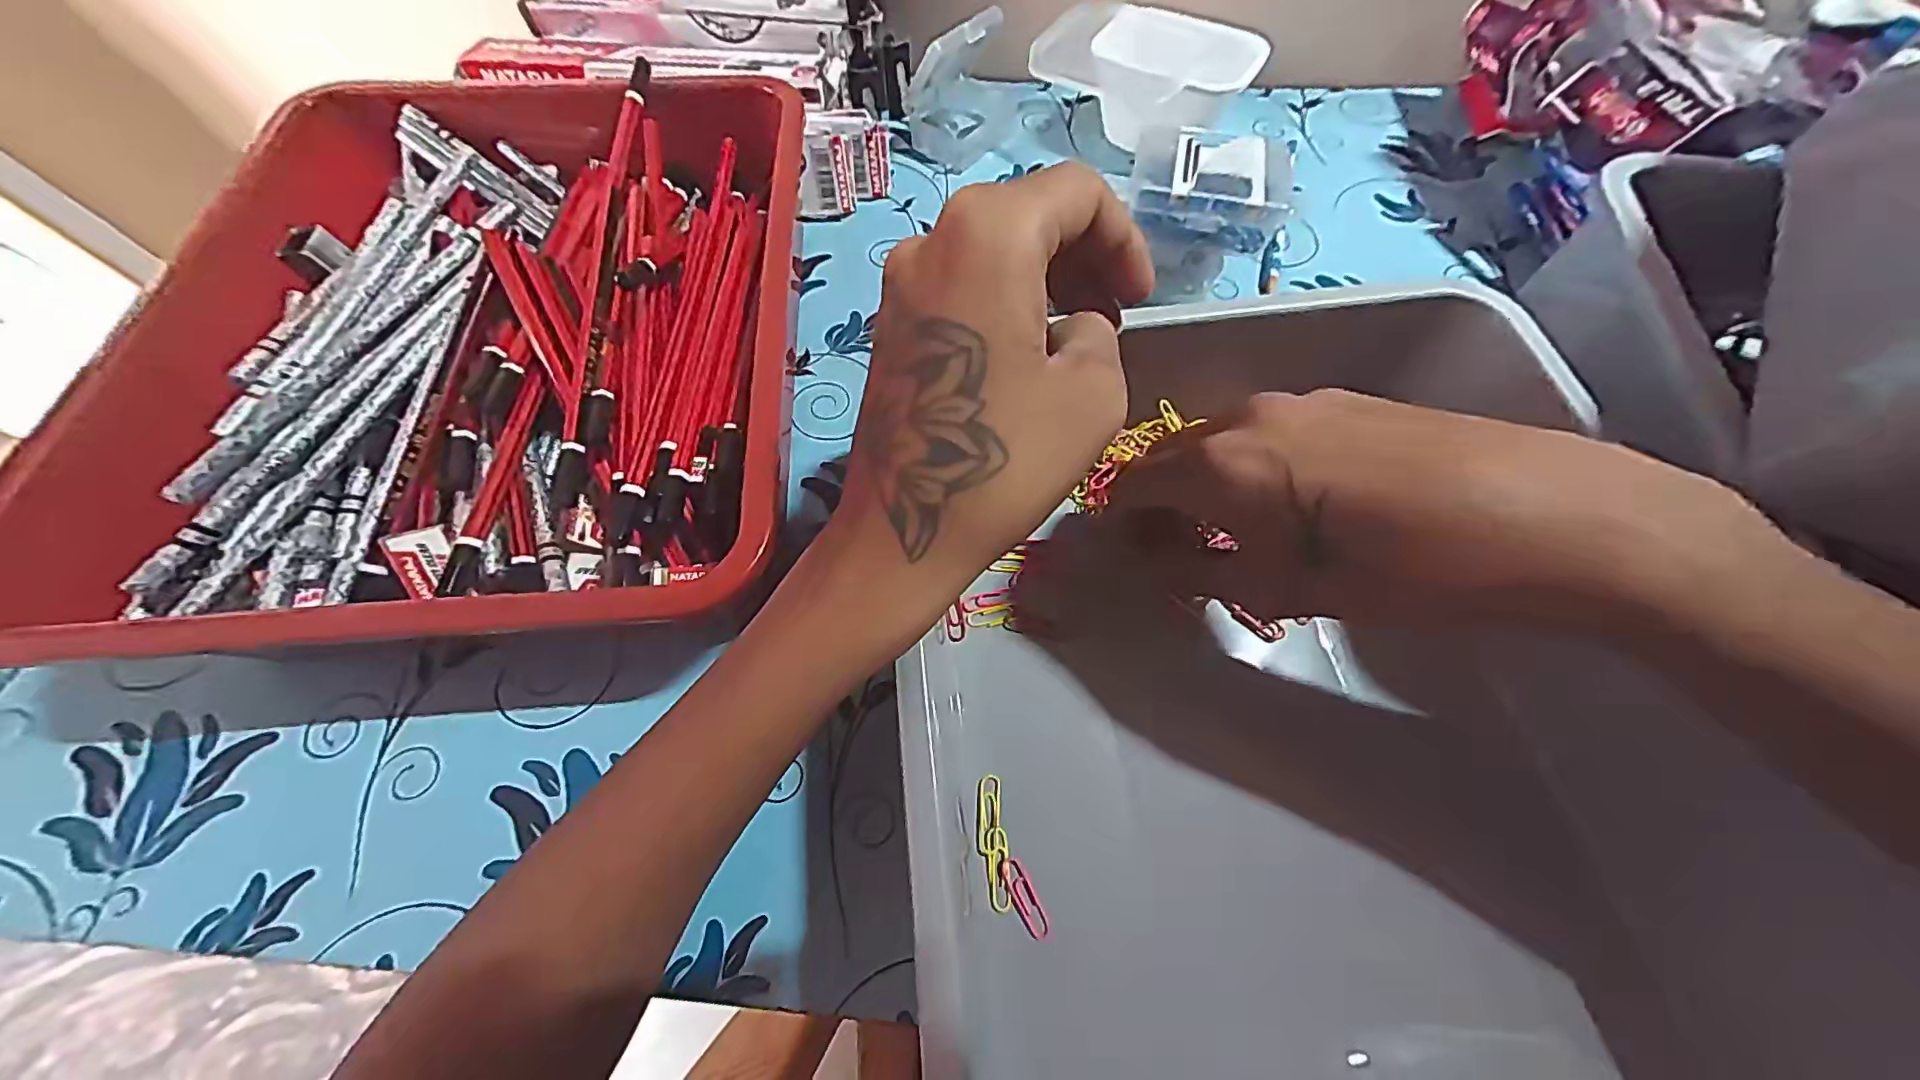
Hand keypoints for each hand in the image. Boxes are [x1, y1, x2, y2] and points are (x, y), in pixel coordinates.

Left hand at [826, 163, 1153, 603]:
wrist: (905, 528)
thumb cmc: (1006, 460)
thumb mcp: (1094, 391)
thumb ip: (1099, 331)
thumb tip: (1072, 325)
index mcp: (987, 234)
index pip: (1076, 192)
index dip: (1125, 238)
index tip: (1139, 298)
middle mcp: (932, 239)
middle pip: (1028, 214)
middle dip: (1085, 256)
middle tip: (1113, 315)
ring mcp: (900, 284)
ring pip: (992, 251)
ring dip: (1046, 280)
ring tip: (1075, 339)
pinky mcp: (889, 326)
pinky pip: (960, 287)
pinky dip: (1004, 302)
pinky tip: (1025, 355)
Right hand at [1106, 389, 1784, 631]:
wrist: (1559, 518)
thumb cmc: (1410, 570)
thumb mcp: (1289, 589)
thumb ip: (1202, 571)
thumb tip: (1153, 560)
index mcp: (1227, 461)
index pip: (1136, 483)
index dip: (1118, 521)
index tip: (1123, 555)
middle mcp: (1251, 416)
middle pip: (1170, 455)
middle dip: (1156, 503)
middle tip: (1169, 552)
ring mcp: (1302, 401)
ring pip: (1217, 440)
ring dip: (1201, 483)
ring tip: (1228, 533)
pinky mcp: (1344, 401)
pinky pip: (1264, 432)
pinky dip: (1245, 466)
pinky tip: (1285, 503)